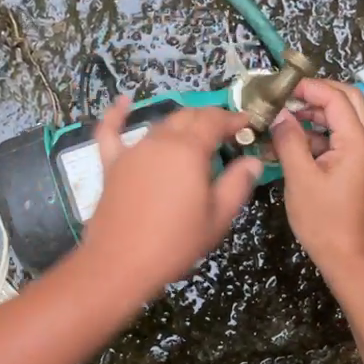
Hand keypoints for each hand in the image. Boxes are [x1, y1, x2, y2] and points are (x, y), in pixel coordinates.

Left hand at [76, 97, 265, 299]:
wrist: (120, 263)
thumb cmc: (175, 243)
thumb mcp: (217, 218)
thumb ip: (237, 185)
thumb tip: (252, 161)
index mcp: (188, 151)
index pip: (214, 121)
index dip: (233, 119)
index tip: (247, 124)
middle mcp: (160, 142)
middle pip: (187, 117)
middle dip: (209, 119)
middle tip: (225, 132)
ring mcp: (132, 151)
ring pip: (159, 125)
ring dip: (180, 124)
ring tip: (195, 132)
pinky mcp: (111, 164)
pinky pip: (110, 131)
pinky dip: (117, 114)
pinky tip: (124, 100)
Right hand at [268, 78, 363, 270]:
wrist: (347, 256)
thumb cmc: (323, 219)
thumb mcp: (300, 178)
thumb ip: (289, 141)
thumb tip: (279, 114)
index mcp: (355, 142)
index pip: (336, 98)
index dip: (309, 87)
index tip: (281, 87)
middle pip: (346, 102)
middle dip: (316, 94)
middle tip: (286, 97)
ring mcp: (360, 157)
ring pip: (341, 121)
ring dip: (313, 116)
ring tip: (281, 121)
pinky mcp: (353, 169)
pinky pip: (336, 141)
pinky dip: (314, 137)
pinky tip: (288, 145)